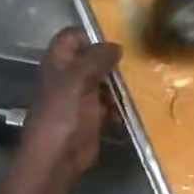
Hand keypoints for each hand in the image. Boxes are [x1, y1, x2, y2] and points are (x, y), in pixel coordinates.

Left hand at [21, 28, 121, 179]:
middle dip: (111, 61)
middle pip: (91, 59)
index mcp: (58, 62)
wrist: (56, 158)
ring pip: (102, 82)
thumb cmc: (63, 113)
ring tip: (137, 85)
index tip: (114, 41)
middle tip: (134, 62)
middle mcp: (68, 76)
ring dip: (118, 85)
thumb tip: (116, 46)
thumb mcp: (79, 78)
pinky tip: (129, 109)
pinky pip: (108, 105)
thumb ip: (97, 58)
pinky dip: (118, 107)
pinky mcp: (91, 117)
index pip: (72, 36)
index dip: (90, 35)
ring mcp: (79, 97)